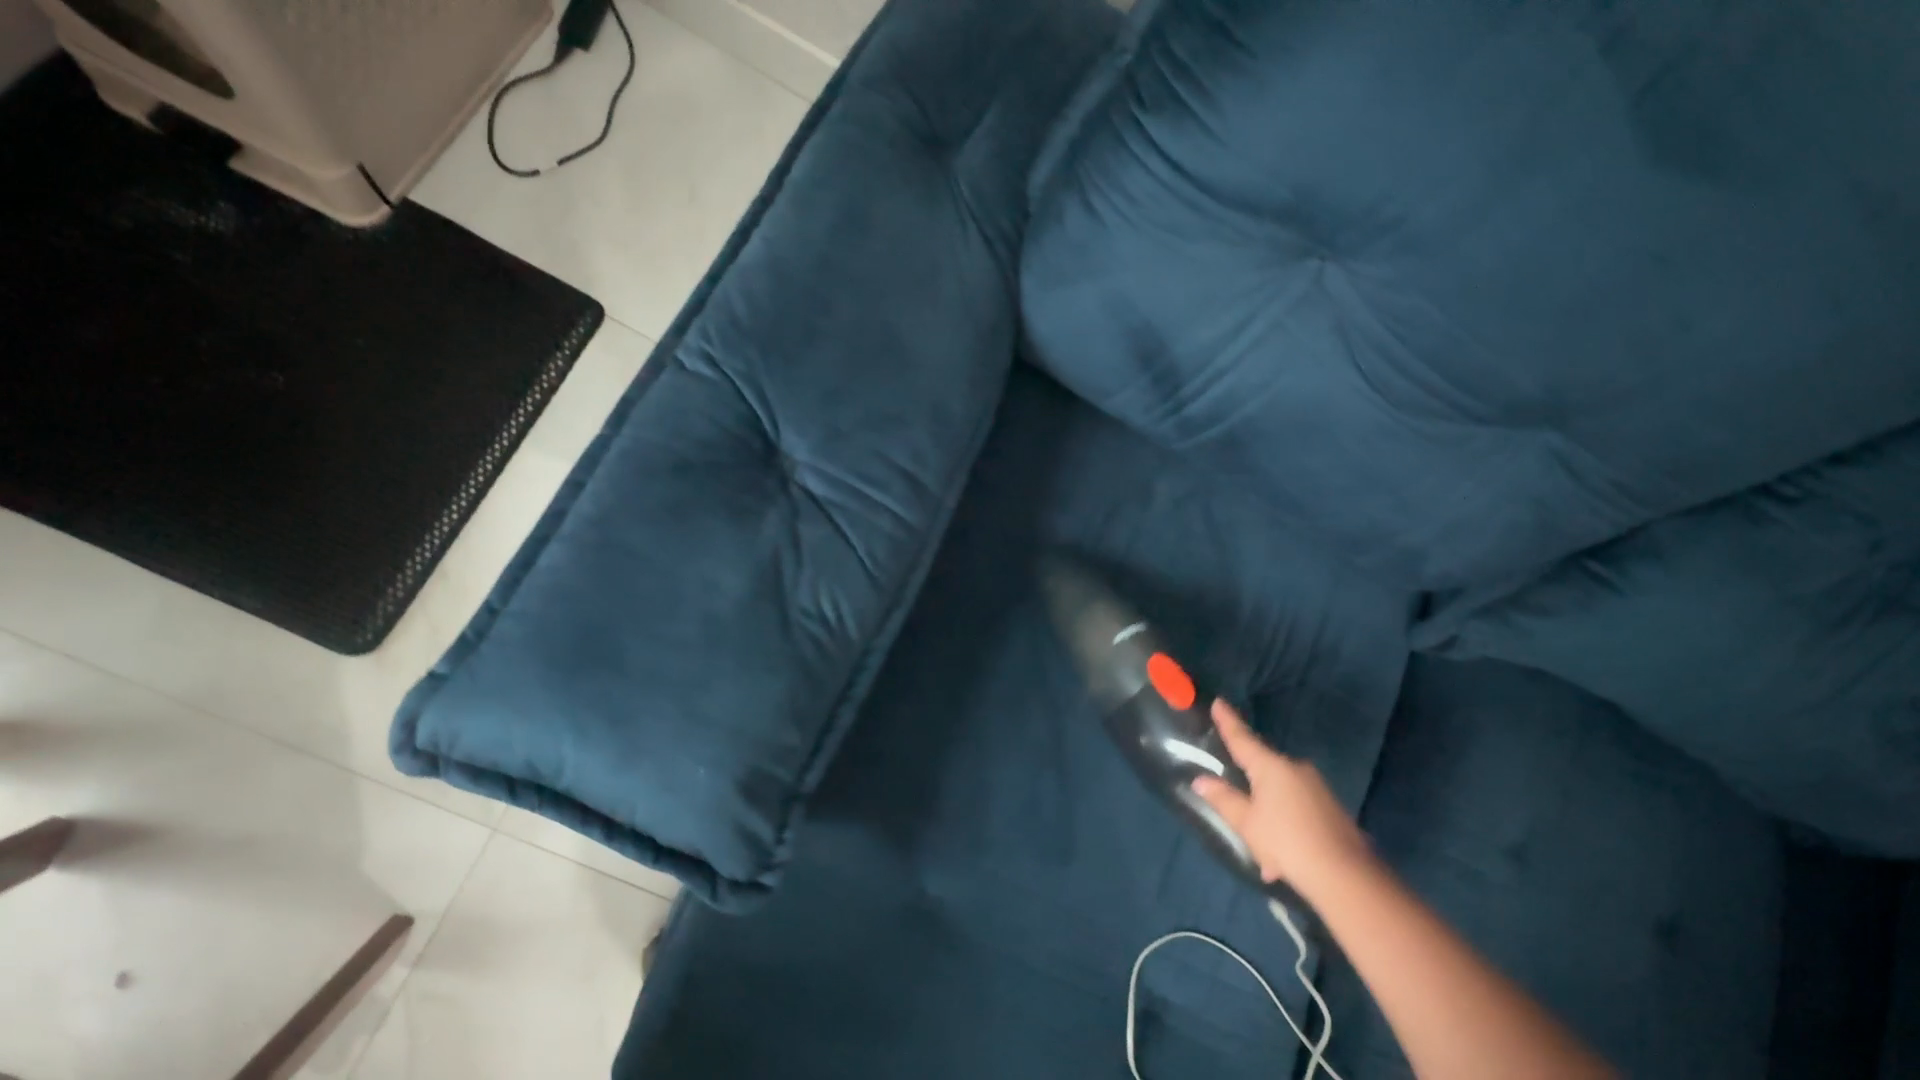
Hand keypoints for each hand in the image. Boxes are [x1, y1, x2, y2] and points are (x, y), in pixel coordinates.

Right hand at [1192, 699, 1370, 896]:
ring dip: (1269, 817)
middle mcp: (1295, 768)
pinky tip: (1283, 859)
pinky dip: (1286, 827)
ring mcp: (1317, 787)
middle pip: (1263, 770)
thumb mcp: (1246, 823)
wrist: (1344, 874)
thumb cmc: (1286, 842)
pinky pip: (1298, 809)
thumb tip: (1201, 780)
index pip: (1242, 738)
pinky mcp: (1330, 806)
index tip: (1218, 702)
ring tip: (1265, 853)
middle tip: (1240, 818)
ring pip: (1281, 795)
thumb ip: (1223, 799)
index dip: (1228, 721)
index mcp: (1271, 767)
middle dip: (1250, 792)